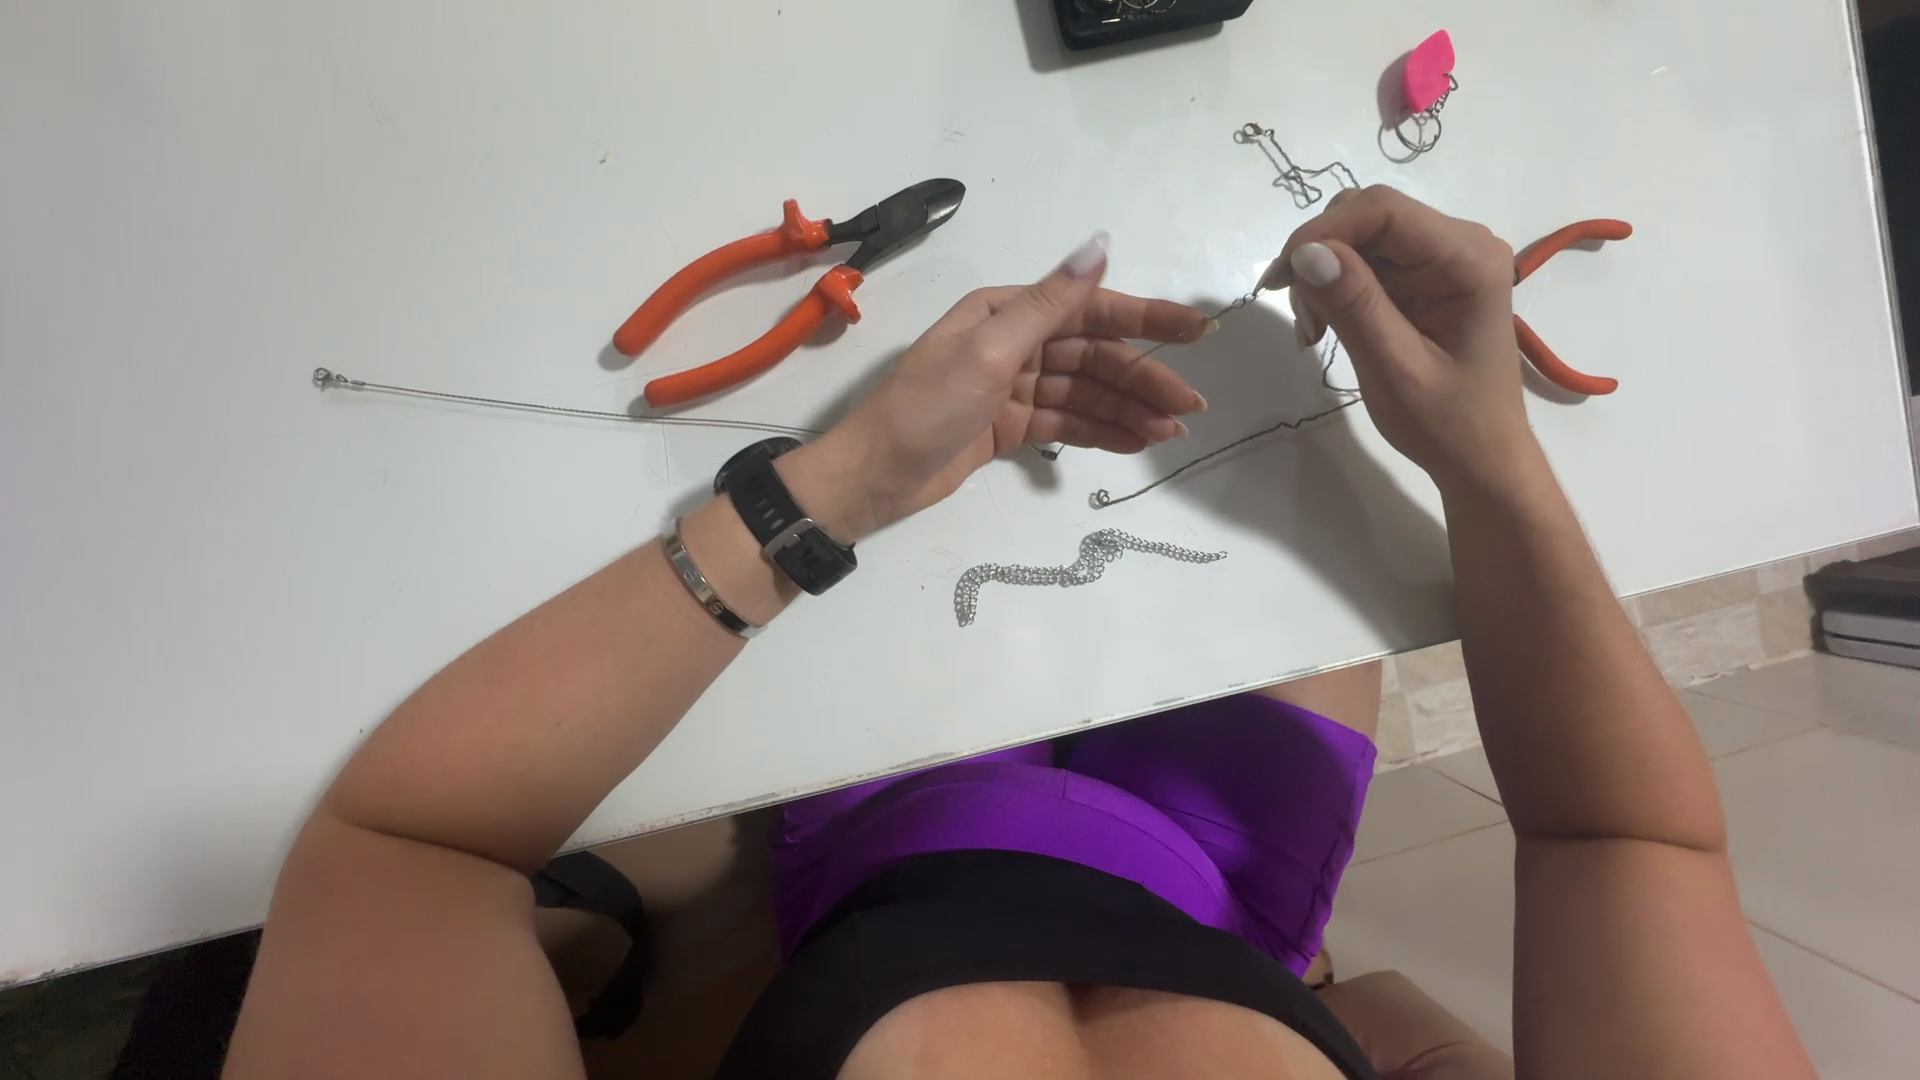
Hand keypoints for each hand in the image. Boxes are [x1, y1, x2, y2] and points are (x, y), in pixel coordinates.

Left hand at [790, 234, 1209, 536]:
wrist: (877, 475)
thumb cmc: (926, 407)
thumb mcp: (987, 351)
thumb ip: (1048, 305)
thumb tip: (1100, 245)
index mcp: (1005, 314)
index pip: (1086, 309)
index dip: (1143, 319)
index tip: (1195, 331)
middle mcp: (1014, 344)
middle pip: (1091, 356)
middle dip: (1140, 379)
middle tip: (1188, 407)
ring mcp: (1014, 388)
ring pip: (1083, 392)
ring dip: (1126, 411)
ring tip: (1169, 434)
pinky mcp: (1011, 427)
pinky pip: (1065, 422)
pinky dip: (1098, 432)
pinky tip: (1135, 442)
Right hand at [1263, 186, 1542, 494]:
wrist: (1478, 457)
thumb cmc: (1445, 422)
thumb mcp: (1394, 367)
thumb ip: (1354, 306)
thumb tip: (1305, 253)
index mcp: (1466, 258)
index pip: (1381, 211)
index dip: (1321, 234)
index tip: (1280, 283)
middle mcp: (1458, 244)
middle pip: (1366, 218)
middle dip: (1318, 258)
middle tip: (1301, 321)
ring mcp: (1439, 261)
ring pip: (1357, 239)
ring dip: (1320, 279)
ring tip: (1313, 333)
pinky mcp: (1421, 280)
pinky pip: (1362, 265)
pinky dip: (1331, 292)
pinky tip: (1323, 328)